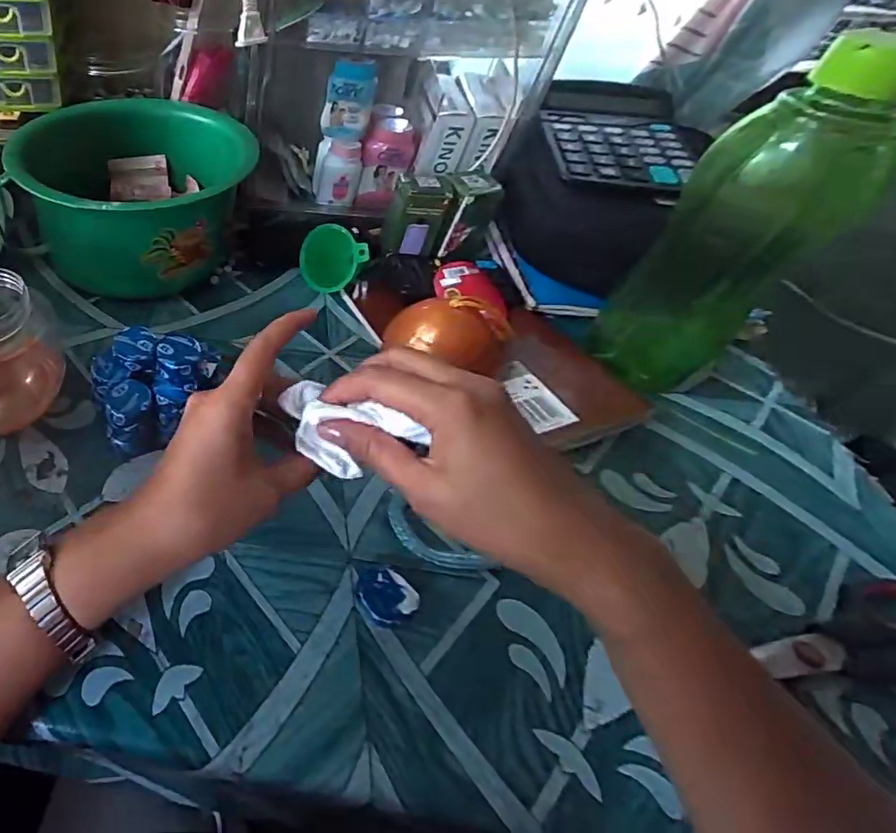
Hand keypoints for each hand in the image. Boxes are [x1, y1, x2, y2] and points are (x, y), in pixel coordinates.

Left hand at [51, 309, 319, 625]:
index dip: (286, 328)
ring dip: (277, 415)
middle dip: (293, 396)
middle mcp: (212, 398)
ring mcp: (201, 413)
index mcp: (229, 402)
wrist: (156, 530)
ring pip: (249, 400)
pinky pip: (235, 415)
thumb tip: (324, 452)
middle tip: (323, 423)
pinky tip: (280, 453)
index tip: (310, 315)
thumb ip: (301, 466)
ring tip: (307, 444)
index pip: (260, 351)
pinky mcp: (196, 430)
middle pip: (261, 381)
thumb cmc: (212, 507)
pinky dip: (259, 426)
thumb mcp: (267, 490)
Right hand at [316, 348, 660, 608]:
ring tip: (366, 416)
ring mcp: (486, 388)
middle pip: (398, 357)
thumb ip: (375, 451)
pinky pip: (441, 378)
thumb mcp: (425, 491)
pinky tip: (403, 421)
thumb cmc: (496, 520)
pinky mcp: (495, 400)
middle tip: (340, 409)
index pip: (379, 379)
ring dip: (387, 381)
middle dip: (361, 376)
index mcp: (449, 403)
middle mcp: (467, 382)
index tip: (319, 410)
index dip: (342, 390)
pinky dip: (411, 389)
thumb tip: (330, 427)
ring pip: (420, 364)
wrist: (577, 538)